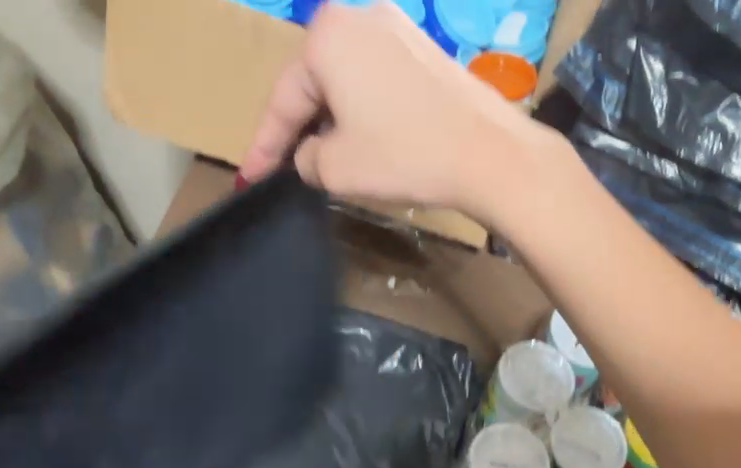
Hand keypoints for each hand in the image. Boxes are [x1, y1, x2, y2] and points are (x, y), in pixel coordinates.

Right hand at [240, 0, 556, 220]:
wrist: (490, 155)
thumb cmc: (405, 156)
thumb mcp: (337, 169)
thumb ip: (305, 158)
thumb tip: (309, 154)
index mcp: (326, 36)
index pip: (283, 99)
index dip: (264, 146)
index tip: (251, 178)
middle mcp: (359, 17)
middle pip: (314, 82)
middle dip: (299, 126)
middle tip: (284, 168)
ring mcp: (399, 29)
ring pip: (347, 81)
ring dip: (332, 120)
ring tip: (323, 159)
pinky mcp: (426, 51)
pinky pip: (378, 82)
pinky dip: (364, 111)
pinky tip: (364, 141)